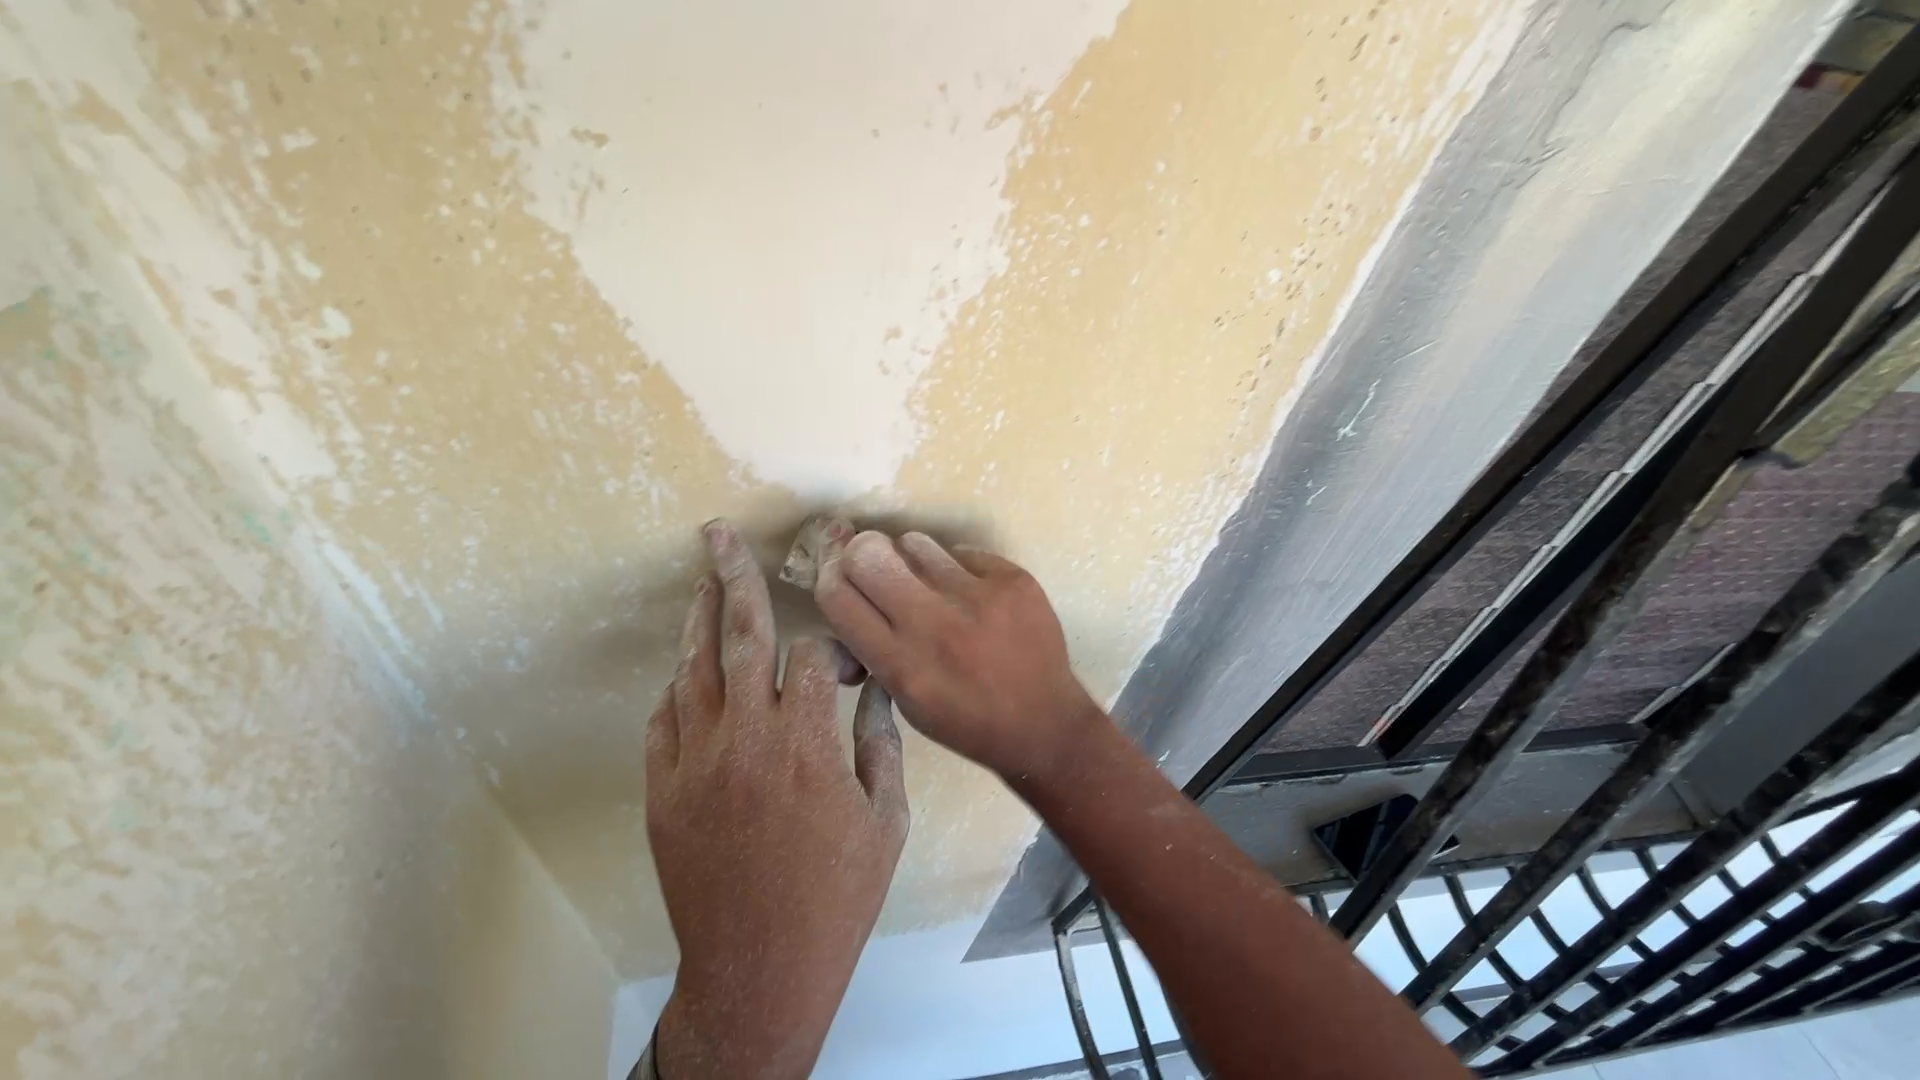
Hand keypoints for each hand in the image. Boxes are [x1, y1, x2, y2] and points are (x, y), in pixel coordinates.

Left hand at [646, 521, 909, 1079]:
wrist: (761, 967)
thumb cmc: (837, 896)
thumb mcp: (885, 822)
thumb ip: (880, 747)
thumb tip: (876, 693)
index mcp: (806, 743)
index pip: (808, 657)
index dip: (828, 651)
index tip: (843, 671)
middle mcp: (745, 738)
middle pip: (739, 637)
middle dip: (733, 577)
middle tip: (718, 533)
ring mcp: (695, 763)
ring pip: (692, 670)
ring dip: (699, 622)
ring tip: (704, 584)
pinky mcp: (663, 791)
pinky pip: (663, 721)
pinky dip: (677, 690)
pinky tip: (689, 674)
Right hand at [810, 522, 1101, 781]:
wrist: (1044, 724)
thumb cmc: (966, 721)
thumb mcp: (905, 701)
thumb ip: (870, 650)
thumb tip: (840, 598)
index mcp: (900, 665)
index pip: (837, 595)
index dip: (831, 581)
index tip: (842, 581)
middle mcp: (934, 626)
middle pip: (867, 553)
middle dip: (863, 557)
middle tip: (876, 569)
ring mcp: (977, 598)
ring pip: (914, 543)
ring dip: (911, 560)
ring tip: (929, 585)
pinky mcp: (1012, 580)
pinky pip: (961, 553)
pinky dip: (957, 570)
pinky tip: (971, 596)